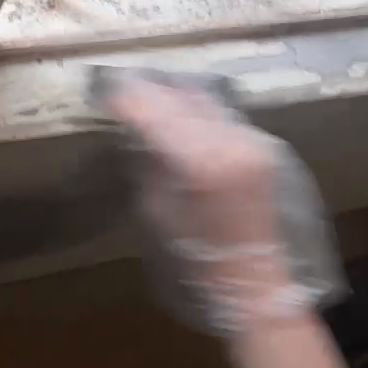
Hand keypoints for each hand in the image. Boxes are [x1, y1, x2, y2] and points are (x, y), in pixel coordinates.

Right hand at [102, 76, 313, 334]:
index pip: (154, 110)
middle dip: (149, 89)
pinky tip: (180, 109)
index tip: (105, 88)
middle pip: (180, 95)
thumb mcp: (156, 209)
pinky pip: (220, 111)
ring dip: (173, 92)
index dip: (127, 96)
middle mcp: (227, 140)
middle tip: (123, 85)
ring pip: (202, 96)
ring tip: (149, 92)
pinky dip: (196, 106)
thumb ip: (148, 160)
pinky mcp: (261, 143)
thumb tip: (135, 125)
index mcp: (199, 161)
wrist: (256, 282)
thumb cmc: (196, 256)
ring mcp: (249, 138)